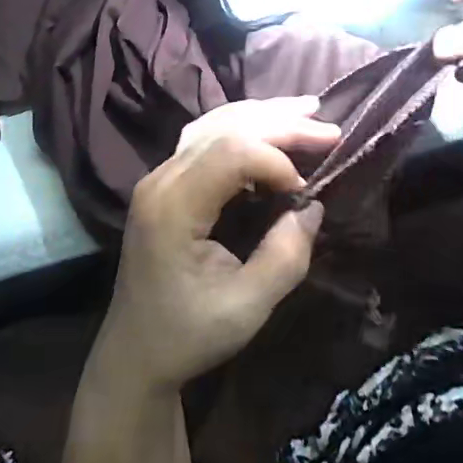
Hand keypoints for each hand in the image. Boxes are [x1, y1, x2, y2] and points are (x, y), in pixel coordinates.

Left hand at [96, 98, 338, 392]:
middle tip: (328, 129)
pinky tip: (266, 127)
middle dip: (279, 124)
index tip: (304, 192)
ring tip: (305, 111)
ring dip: (261, 116)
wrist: (134, 352)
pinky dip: (240, 128)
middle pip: (223, 128)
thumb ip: (284, 257)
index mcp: (173, 207)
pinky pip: (203, 138)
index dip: (275, 160)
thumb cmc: (187, 335)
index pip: (229, 152)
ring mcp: (158, 177)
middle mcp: (160, 179)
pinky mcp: (164, 183)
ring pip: (212, 125)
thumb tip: (312, 207)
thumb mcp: (246, 309)